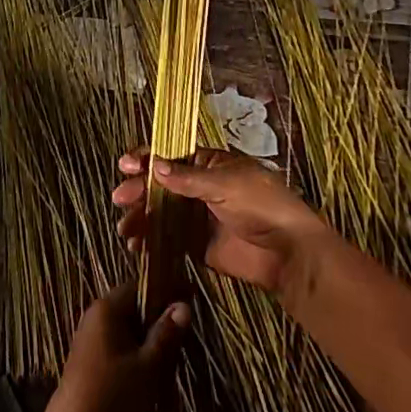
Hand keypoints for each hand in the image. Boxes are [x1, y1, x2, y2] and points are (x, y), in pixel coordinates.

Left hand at [36, 282, 189, 411]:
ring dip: (152, 337)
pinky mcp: (93, 359)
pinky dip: (140, 352)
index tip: (194, 296)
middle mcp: (96, 316)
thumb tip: (183, 304)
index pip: (139, 286)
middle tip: (192, 331)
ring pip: (129, 328)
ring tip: (179, 353)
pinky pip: (122, 345)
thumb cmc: (113, 396)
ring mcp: (92, 338)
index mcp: (106, 308)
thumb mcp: (147, 366)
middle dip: (161, 317)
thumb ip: (165, 334)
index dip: (166, 289)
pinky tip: (157, 370)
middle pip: (134, 306)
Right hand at [113, 147, 330, 292]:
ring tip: (126, 230)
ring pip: (157, 212)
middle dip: (136, 191)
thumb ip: (188, 178)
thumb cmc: (263, 206)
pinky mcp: (194, 243)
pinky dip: (148, 240)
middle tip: (120, 199)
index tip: (126, 165)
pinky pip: (165, 238)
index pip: (169, 157)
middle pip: (157, 185)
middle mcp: (196, 188)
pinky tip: (137, 245)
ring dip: (139, 218)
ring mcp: (194, 216)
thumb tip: (155, 166)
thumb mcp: (227, 184)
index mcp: (207, 166)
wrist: (290, 254)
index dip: (146, 159)